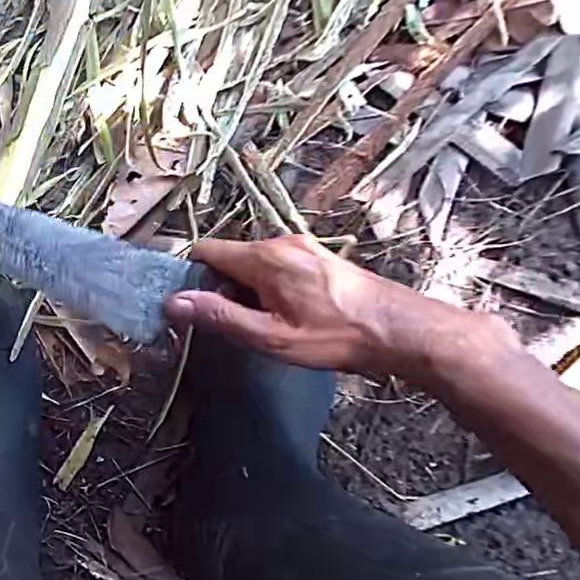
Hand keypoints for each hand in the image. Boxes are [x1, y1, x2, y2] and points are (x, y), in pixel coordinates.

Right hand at [163, 235, 519, 381]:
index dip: (191, 278)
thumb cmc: (337, 337)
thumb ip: (219, 316)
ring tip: (265, 322)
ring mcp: (301, 248)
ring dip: (245, 291)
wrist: (405, 331)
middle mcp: (280, 243)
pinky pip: (272, 266)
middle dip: (220, 288)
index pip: (204, 251)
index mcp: (263, 257)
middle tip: (236, 324)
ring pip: (249, 264)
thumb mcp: (270, 335)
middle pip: (226, 259)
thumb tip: (173, 302)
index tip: (197, 307)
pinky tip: (286, 313)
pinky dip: (266, 287)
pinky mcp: (315, 257)